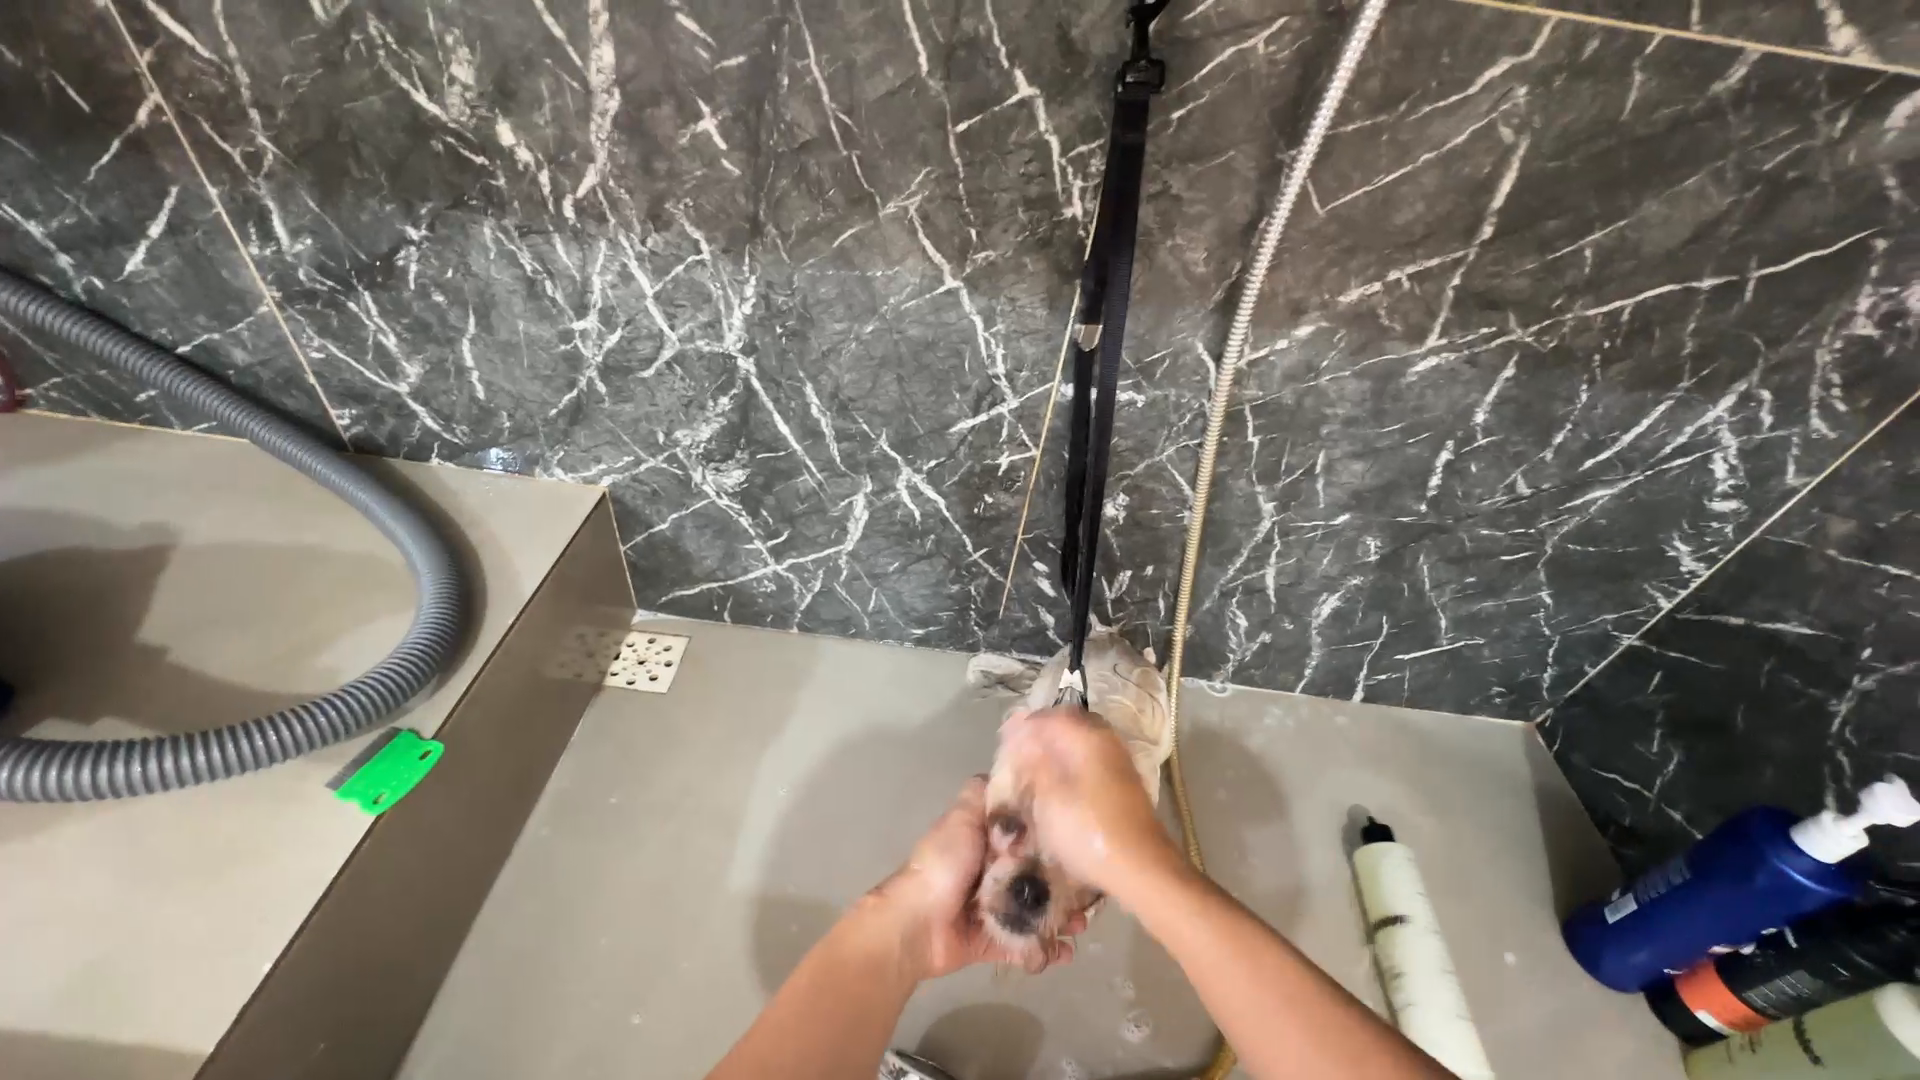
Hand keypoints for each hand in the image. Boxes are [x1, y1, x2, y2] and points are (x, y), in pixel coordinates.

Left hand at [865, 776, 1083, 979]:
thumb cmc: (944, 863)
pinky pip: (1025, 946)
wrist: (918, 920)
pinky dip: (1046, 950)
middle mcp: (993, 873)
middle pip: (1036, 877)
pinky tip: (1066, 952)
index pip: (1027, 838)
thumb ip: (982, 796)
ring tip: (1079, 926)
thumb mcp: (962, 817)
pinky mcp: (993, 941)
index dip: (1052, 841)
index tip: (1078, 844)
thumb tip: (1008, 773)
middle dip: (1063, 886)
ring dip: (1060, 919)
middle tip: (1087, 895)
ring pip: (1036, 912)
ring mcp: (994, 909)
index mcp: (987, 842)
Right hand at [997, 706, 1186, 896]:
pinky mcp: (1124, 781)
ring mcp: (1119, 760)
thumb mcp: (1049, 799)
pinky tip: (1061, 780)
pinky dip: (1073, 759)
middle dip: (1043, 730)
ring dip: (1058, 745)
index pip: (1050, 716)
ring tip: (1036, 763)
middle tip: (1020, 746)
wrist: (1140, 867)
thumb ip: (1034, 764)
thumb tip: (1023, 742)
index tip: (1003, 737)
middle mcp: (1106, 740)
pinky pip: (1092, 756)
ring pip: (1082, 739)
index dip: (1024, 724)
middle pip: (1069, 722)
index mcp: (1087, 738)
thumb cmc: (1088, 831)